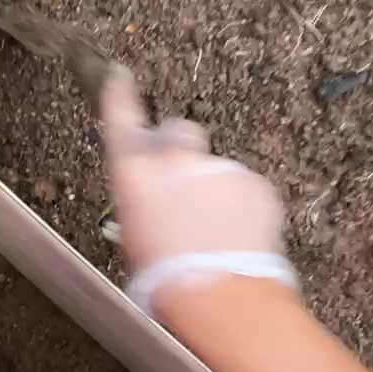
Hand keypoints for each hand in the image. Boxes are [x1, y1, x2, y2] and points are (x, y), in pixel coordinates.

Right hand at [99, 67, 296, 317]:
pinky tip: (234, 234)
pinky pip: (242, 185)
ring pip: (212, 165)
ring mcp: (216, 167)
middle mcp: (172, 159)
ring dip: (210, 185)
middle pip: (176, 131)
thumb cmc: (163, 276)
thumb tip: (150, 192)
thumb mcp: (133, 233)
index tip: (119, 74)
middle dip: (178, 148)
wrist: (219, 297)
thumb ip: (142, 197)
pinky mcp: (253, 182)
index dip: (119, 92)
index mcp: (134, 170)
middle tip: (181, 183)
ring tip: (213, 228)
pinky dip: (239, 203)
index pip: (121, 115)